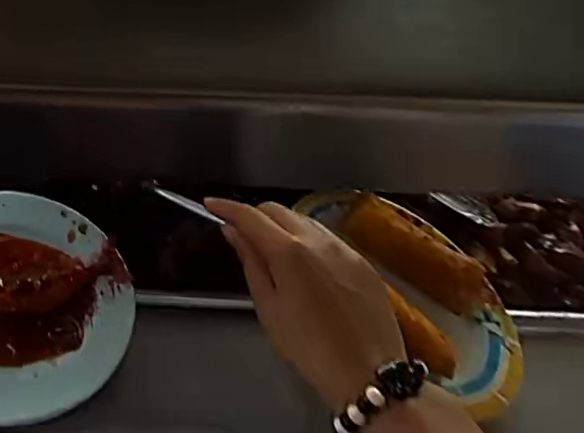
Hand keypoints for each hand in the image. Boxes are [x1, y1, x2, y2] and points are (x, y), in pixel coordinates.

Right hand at [207, 198, 405, 406]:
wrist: (372, 379)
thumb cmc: (310, 348)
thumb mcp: (268, 308)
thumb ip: (250, 261)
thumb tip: (233, 231)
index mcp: (288, 251)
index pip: (249, 214)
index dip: (226, 206)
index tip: (211, 204)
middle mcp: (316, 240)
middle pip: (276, 208)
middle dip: (254, 214)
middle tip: (244, 234)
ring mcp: (344, 249)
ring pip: (303, 218)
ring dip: (283, 225)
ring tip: (277, 250)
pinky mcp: (364, 263)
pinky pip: (328, 237)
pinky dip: (309, 240)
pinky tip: (308, 265)